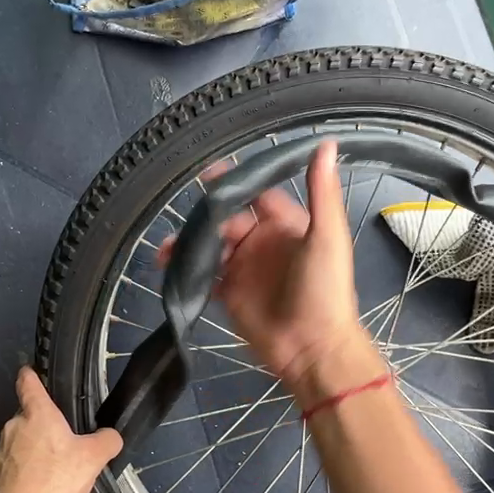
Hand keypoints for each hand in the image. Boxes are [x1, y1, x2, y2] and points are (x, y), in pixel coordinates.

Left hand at [0, 367, 122, 492]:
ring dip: (34, 447)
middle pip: (27, 413)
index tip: (32, 371)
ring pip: (21, 439)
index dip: (31, 373)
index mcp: (36, 413)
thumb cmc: (54, 482)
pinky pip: (14, 462)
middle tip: (63, 437)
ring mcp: (1, 449)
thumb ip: (107, 441)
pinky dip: (26, 468)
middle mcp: (14, 425)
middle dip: (43, 422)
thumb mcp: (92, 459)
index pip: (28, 381)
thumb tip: (112, 436)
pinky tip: (41, 484)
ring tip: (54, 466)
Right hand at [174, 140, 373, 403]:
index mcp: (287, 225)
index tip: (207, 171)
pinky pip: (205, 275)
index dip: (234, 181)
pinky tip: (169, 266)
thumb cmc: (325, 290)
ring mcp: (245, 270)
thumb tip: (326, 143)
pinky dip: (187, 269)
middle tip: (186, 220)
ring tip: (167, 249)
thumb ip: (322, 193)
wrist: (313, 348)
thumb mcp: (327, 237)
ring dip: (190, 243)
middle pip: (227, 219)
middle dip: (204, 217)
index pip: (256, 194)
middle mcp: (263, 243)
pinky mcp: (230, 294)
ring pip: (211, 246)